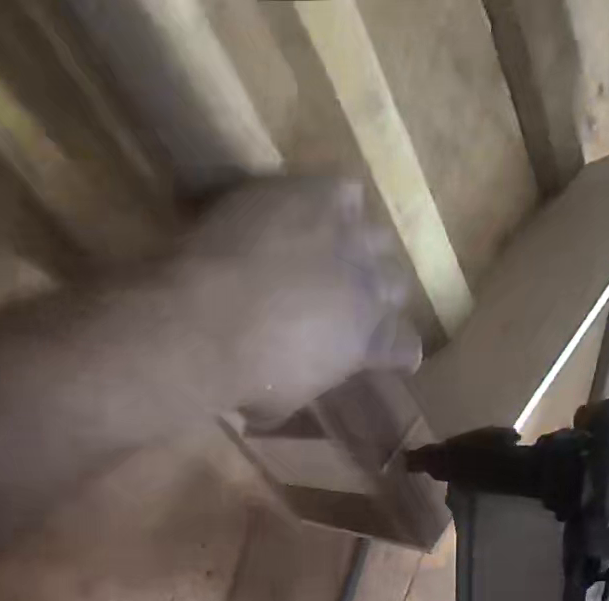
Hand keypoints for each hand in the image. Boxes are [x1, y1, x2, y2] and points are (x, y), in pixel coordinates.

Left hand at [169, 178, 419, 419]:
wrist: (203, 323)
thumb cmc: (244, 377)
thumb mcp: (284, 401)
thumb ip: (307, 382)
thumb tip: (298, 380)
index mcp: (368, 343)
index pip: (406, 347)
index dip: (400, 351)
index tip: (394, 354)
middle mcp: (370, 288)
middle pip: (396, 283)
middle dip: (379, 293)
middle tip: (353, 297)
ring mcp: (347, 238)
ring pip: (378, 236)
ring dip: (361, 248)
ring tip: (336, 251)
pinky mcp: (314, 197)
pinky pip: (344, 191)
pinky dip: (334, 203)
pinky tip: (313, 211)